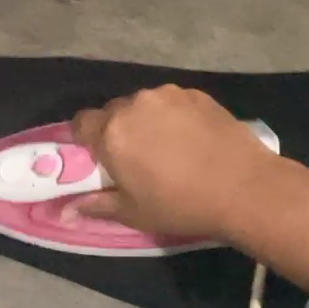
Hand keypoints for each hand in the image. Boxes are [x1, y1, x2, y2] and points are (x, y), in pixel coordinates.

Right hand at [70, 86, 280, 239]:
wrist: (243, 187)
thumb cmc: (179, 204)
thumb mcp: (131, 212)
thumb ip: (95, 205)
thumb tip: (65, 211)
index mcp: (112, 132)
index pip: (80, 123)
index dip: (84, 140)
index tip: (97, 159)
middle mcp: (136, 104)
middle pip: (112, 112)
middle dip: (115, 131)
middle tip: (132, 160)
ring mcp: (169, 95)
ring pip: (143, 105)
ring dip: (144, 122)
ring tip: (164, 150)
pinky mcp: (197, 95)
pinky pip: (170, 103)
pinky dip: (170, 118)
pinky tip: (188, 141)